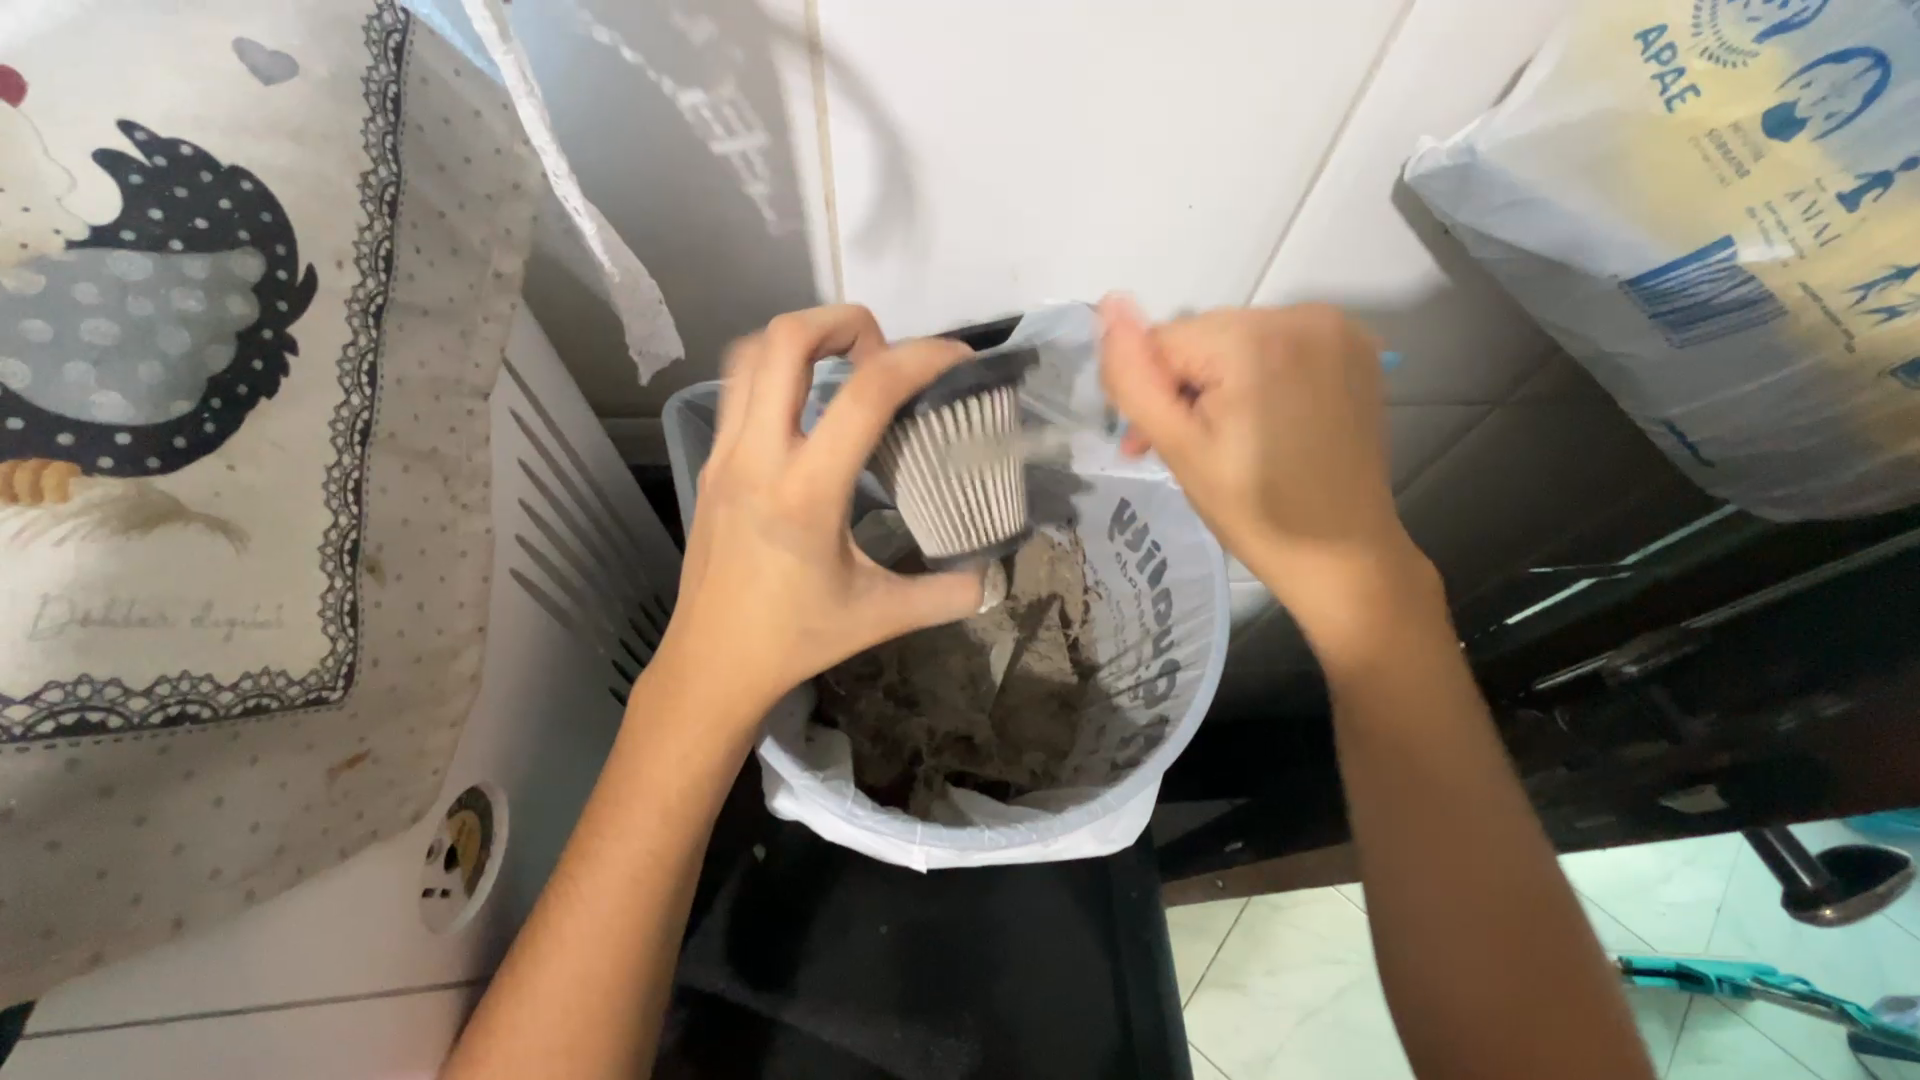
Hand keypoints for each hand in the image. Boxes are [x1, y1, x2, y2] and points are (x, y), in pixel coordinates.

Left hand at [656, 305, 986, 717]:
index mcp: (807, 492)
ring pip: (750, 356)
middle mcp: (757, 458)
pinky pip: (738, 390)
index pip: (866, 393)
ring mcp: (724, 457)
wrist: (710, 665)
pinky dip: (777, 373)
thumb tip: (994, 576)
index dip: (921, 358)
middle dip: (845, 321)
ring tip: (847, 363)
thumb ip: (947, 594)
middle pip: (785, 340)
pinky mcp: (710, 466)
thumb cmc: (795, 641)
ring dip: (803, 339)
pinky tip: (811, 410)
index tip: (959, 360)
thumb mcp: (880, 616)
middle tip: (886, 349)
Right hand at [1098, 297, 1439, 650]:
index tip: (1155, 445)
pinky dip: (1262, 378)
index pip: (1163, 341)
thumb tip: (1108, 304)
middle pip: (1204, 336)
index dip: (1153, 392)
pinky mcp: (1357, 350)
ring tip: (1226, 440)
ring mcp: (1338, 330)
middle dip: (1187, 386)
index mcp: (1255, 339)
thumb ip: (1134, 376)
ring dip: (1221, 383)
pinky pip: (1280, 348)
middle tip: (1188, 449)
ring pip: (1239, 342)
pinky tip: (1268, 423)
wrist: (1340, 554)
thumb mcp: (1177, 446)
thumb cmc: (1252, 510)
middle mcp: (1303, 316)